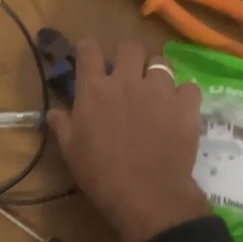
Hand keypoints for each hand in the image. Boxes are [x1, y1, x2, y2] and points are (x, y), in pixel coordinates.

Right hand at [46, 39, 210, 241]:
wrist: (145, 194)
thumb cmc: (101, 173)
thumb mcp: (71, 151)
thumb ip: (62, 125)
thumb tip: (53, 112)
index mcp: (94, 88)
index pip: (88, 50)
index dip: (88, 49)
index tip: (89, 55)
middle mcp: (126, 80)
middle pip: (130, 47)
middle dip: (129, 56)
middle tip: (129, 73)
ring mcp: (159, 89)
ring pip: (161, 63)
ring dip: (157, 74)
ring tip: (157, 91)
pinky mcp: (185, 104)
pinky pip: (189, 86)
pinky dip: (185, 95)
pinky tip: (181, 108)